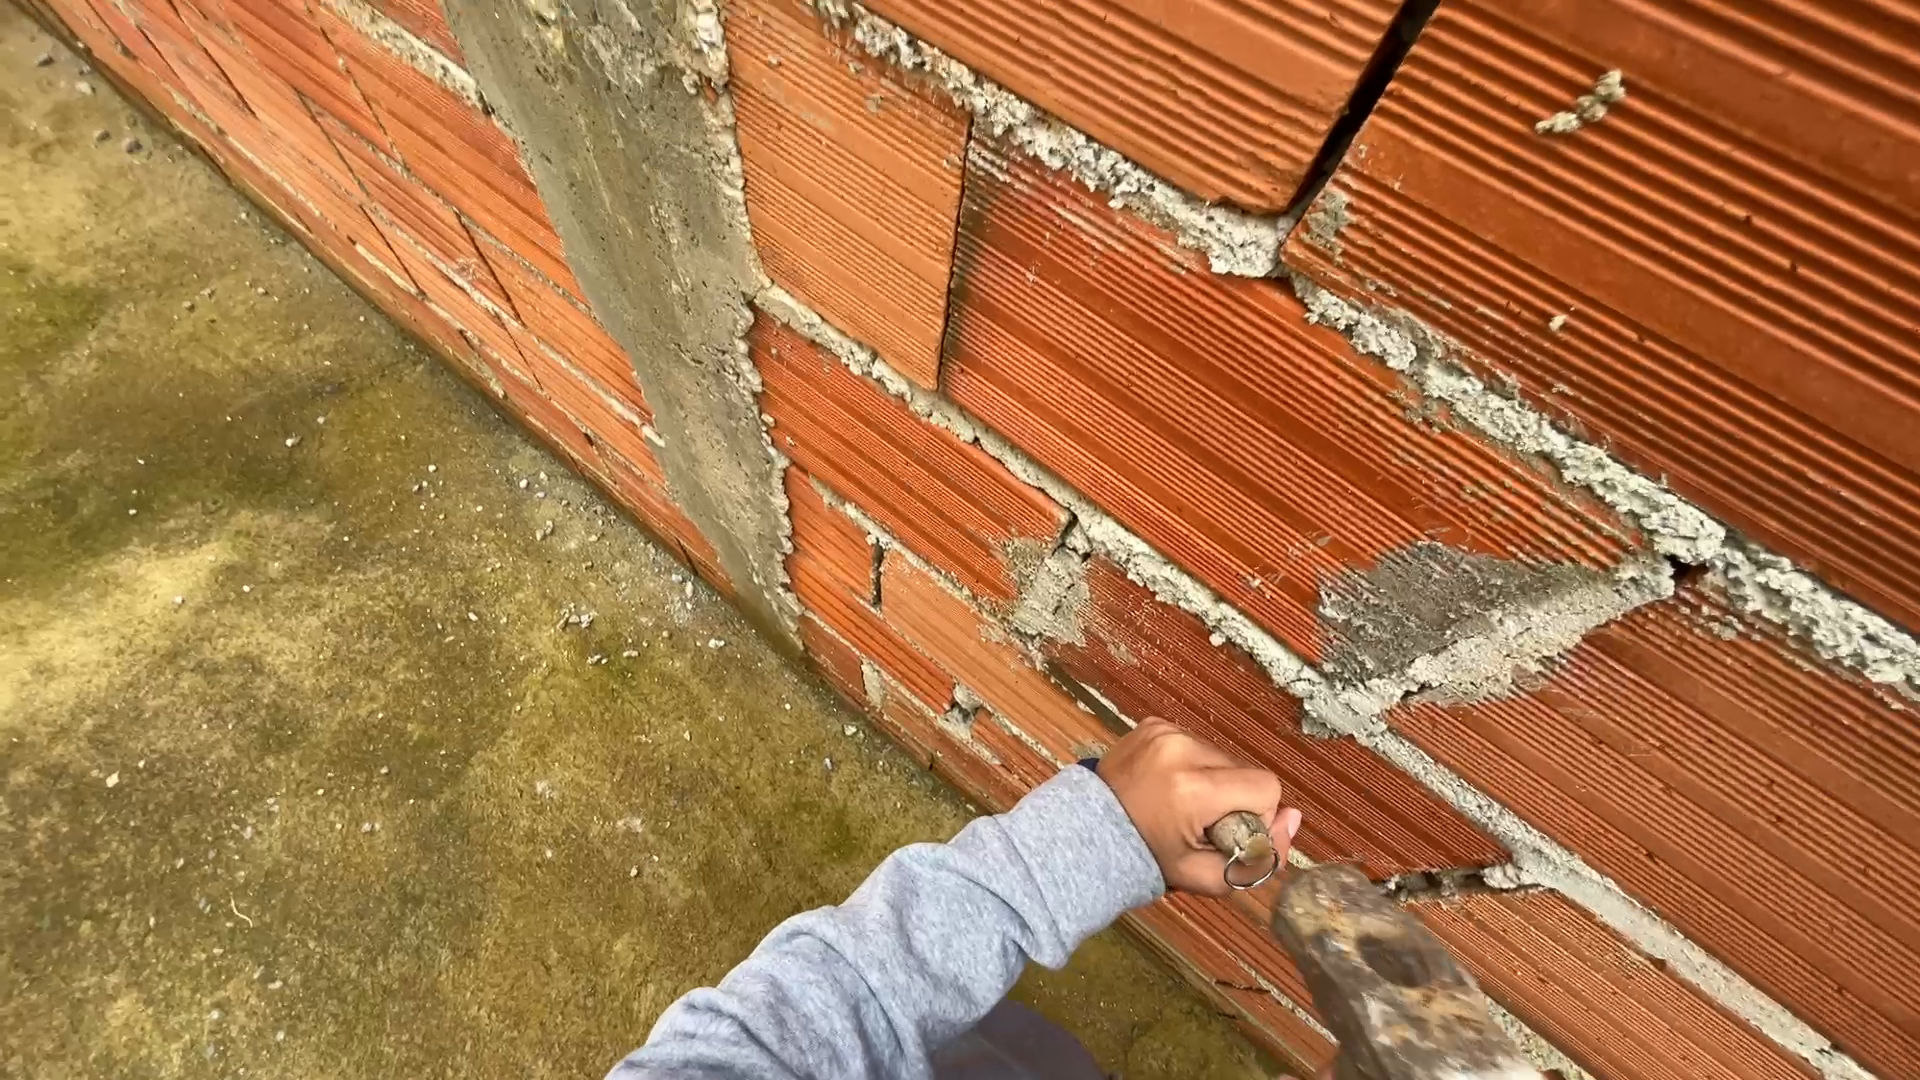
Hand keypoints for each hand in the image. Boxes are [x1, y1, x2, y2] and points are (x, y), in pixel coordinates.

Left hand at [1098, 717, 1301, 894]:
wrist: (1090, 829)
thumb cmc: (1148, 857)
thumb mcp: (1208, 876)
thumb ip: (1261, 857)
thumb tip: (1293, 816)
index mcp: (1193, 788)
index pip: (1266, 786)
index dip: (1256, 813)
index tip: (1226, 830)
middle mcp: (1180, 749)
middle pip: (1243, 769)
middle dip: (1233, 797)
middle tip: (1199, 821)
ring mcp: (1164, 731)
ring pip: (1220, 755)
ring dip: (1212, 779)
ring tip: (1180, 802)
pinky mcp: (1153, 723)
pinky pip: (1194, 743)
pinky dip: (1190, 764)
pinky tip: (1168, 784)